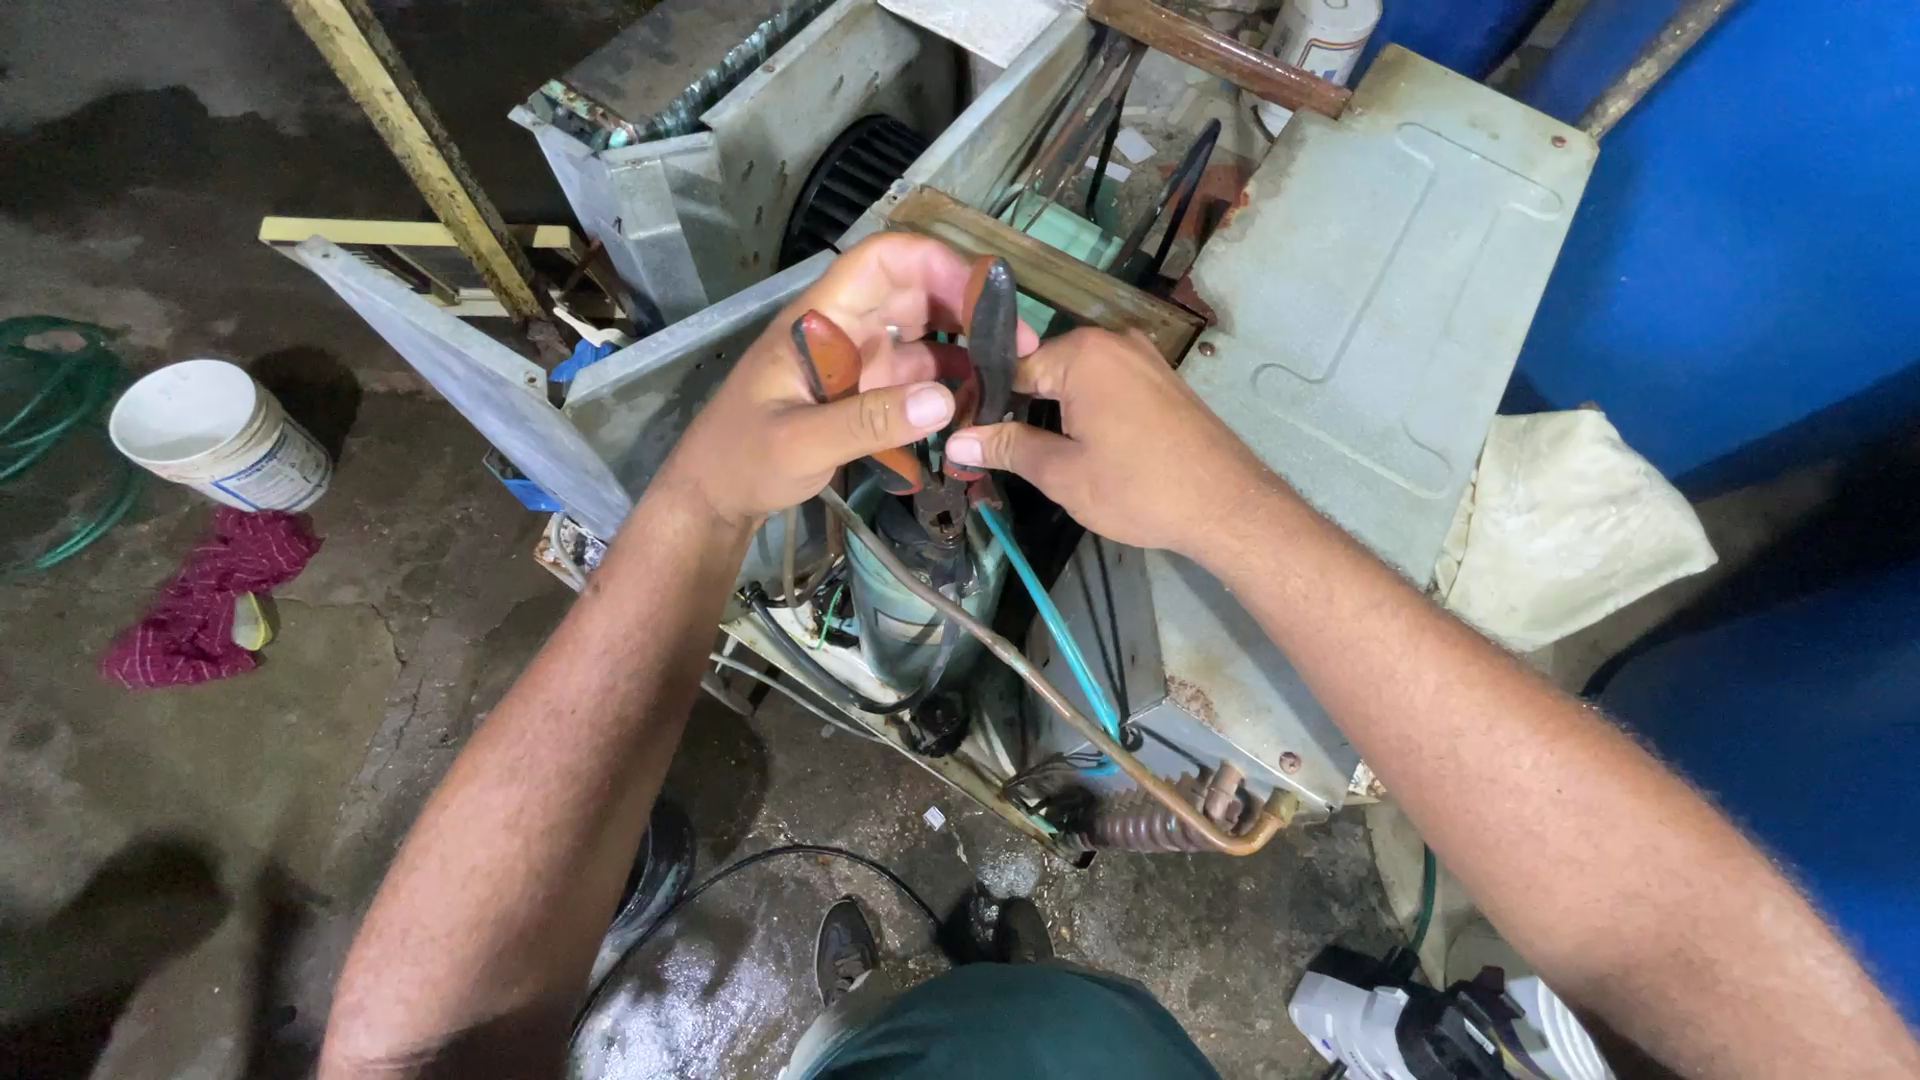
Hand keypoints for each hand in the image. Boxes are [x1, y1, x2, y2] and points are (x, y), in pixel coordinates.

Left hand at [655, 234, 1037, 525]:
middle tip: (1019, 345)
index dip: (936, 263)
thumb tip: (945, 399)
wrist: (717, 496)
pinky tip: (975, 405)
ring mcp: (858, 363)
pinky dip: (948, 386)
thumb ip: (869, 421)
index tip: (986, 294)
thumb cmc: (743, 459)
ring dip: (966, 348)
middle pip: (915, 293)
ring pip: (923, 335)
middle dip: (968, 307)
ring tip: (1008, 378)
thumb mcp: (800, 442)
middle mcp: (846, 330)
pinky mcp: (866, 395)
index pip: (883, 261)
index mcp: (821, 319)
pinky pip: (917, 378)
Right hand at [944, 327, 1282, 560]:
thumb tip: (957, 440)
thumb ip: (1008, 448)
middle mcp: (1113, 341)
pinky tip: (1082, 448)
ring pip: (1077, 381)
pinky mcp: (1162, 380)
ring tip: (1038, 457)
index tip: (968, 440)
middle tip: (1000, 456)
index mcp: (1082, 353)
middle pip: (1045, 371)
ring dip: (1054, 414)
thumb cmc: (1137, 489)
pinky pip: (1108, 387)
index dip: (987, 407)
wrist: (1228, 505)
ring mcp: (1143, 358)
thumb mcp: (1062, 473)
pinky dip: (1087, 412)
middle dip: (1021, 410)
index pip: (1012, 370)